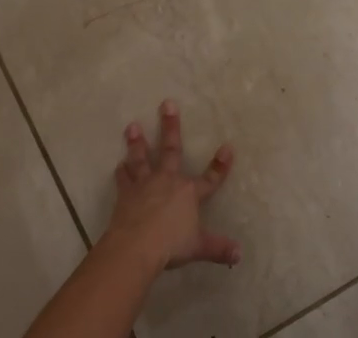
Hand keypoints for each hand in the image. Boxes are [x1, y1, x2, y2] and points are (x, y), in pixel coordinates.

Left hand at [102, 100, 239, 270]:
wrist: (137, 245)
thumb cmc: (172, 244)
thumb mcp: (199, 247)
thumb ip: (218, 248)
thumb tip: (239, 254)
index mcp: (189, 193)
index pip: (210, 179)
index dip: (220, 166)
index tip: (227, 147)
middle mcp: (167, 181)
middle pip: (171, 150)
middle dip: (170, 126)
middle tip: (166, 103)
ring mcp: (145, 184)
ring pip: (141, 157)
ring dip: (137, 142)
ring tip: (132, 126)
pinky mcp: (126, 193)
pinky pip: (123, 179)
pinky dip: (121, 172)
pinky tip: (118, 165)